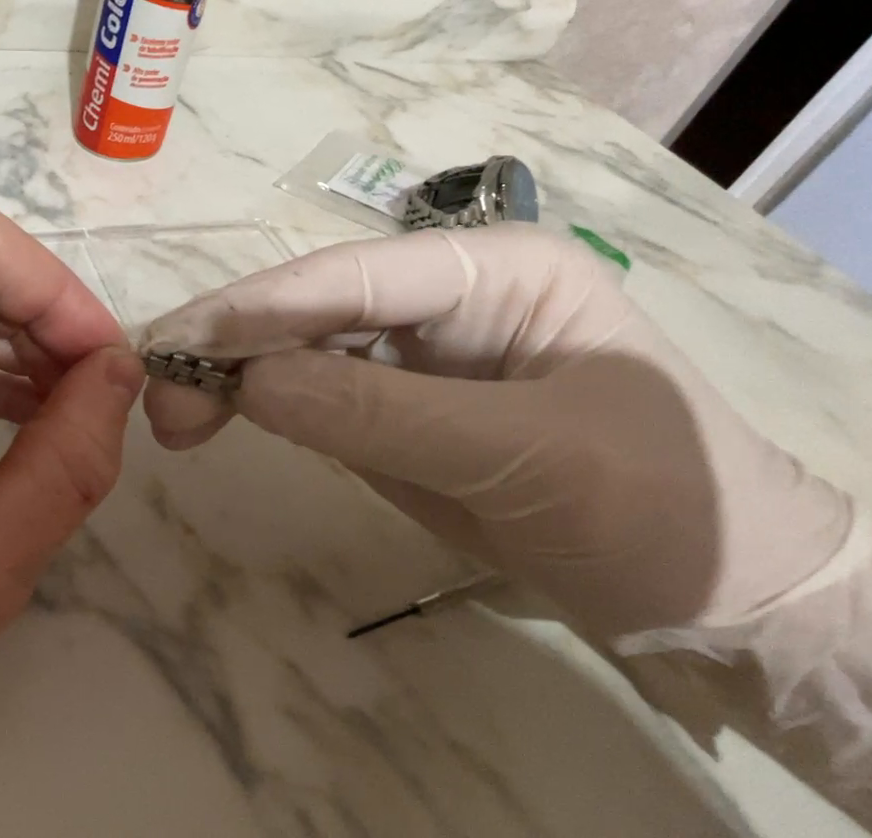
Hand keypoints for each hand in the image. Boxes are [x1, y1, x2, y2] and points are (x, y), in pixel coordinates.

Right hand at [140, 225, 852, 634]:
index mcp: (493, 271)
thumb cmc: (659, 508)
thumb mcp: (525, 456)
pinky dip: (250, 406)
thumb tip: (253, 384)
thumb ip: (382, 413)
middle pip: (308, 307)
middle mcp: (440, 297)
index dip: (259, 309)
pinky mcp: (384, 408)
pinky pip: (302, 393)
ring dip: (226, 377)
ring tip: (170, 418)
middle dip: (228, 346)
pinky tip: (207, 419)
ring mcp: (408, 354)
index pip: (353, 277)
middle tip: (157, 394)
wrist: (715, 601)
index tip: (176, 343)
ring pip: (291, 348)